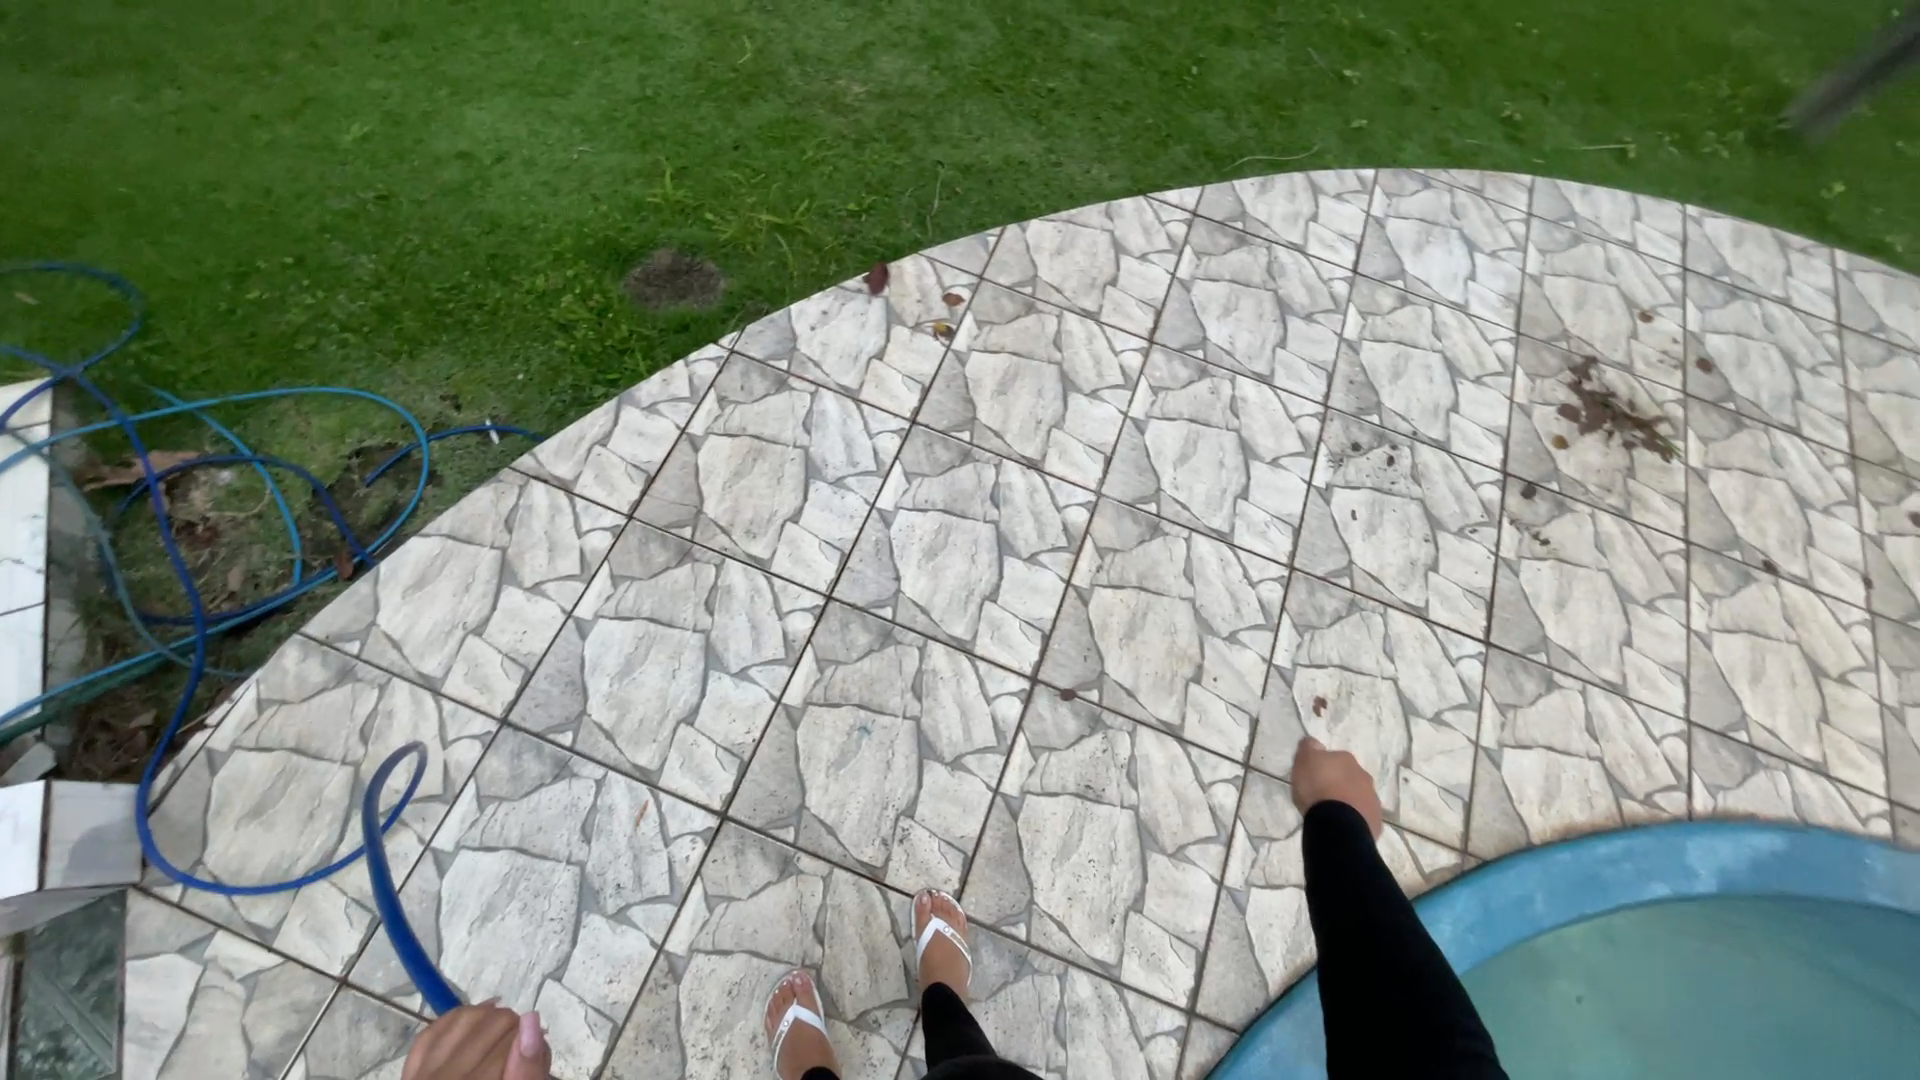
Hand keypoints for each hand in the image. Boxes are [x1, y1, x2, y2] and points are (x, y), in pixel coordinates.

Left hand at [402, 1004, 549, 1079]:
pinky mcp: (408, 1079)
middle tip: (522, 1059)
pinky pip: (431, 1034)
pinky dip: (455, 1022)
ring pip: (464, 1018)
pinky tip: (474, 1029)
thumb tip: (530, 1018)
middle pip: (494, 1022)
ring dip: (490, 1019)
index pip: (515, 1038)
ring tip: (502, 1041)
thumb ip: (528, 1072)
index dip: (536, 1048)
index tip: (538, 1066)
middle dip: (516, 1031)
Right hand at [1291, 737, 1383, 837]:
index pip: (1333, 757)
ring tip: (1331, 810)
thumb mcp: (1304, 761)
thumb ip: (1308, 748)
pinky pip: (1362, 814)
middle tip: (1321, 792)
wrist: (1338, 824)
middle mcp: (1363, 775)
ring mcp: (1372, 798)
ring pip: (1358, 794)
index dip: (1322, 766)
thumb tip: (1314, 743)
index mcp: (1345, 759)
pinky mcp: (1375, 820)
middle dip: (1338, 781)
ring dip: (1347, 799)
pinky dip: (1353, 816)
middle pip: (1348, 775)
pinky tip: (1341, 822)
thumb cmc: (1317, 788)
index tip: (1312, 775)